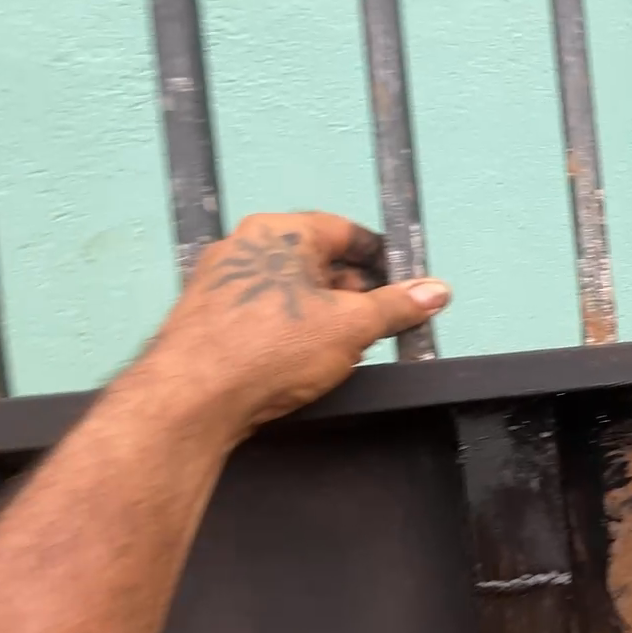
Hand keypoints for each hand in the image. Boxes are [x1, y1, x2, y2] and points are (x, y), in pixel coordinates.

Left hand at [129, 212, 449, 437]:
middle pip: (322, 261)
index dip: (384, 259)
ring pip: (296, 289)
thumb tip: (438, 290)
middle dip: (359, 291)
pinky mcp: (210, 317)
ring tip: (351, 347)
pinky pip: (270, 312)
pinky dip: (298, 328)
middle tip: (385, 322)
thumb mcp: (355, 325)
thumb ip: (400, 306)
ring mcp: (223, 282)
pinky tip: (311, 358)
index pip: (347, 232)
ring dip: (331, 314)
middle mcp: (246, 247)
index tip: (407, 285)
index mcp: (280, 233)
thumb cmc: (274, 347)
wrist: (193, 400)